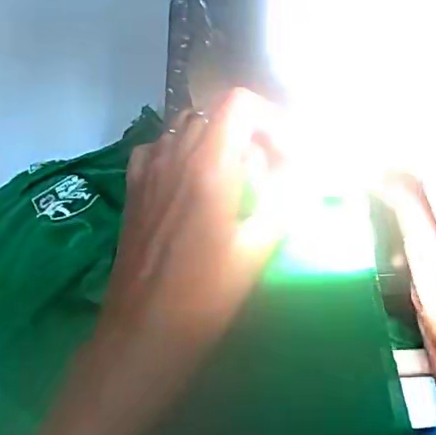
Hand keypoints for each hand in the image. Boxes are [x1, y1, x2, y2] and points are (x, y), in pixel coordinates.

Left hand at [62, 88, 288, 434]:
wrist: (144, 330)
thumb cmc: (205, 296)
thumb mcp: (257, 249)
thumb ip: (283, 200)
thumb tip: (302, 174)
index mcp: (208, 165)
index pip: (240, 104)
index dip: (273, 121)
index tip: (290, 155)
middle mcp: (172, 156)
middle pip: (215, 114)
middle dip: (250, 133)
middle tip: (272, 170)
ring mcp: (147, 171)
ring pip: (185, 129)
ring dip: (217, 142)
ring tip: (237, 179)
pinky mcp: (133, 191)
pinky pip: (158, 151)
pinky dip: (182, 154)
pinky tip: (193, 185)